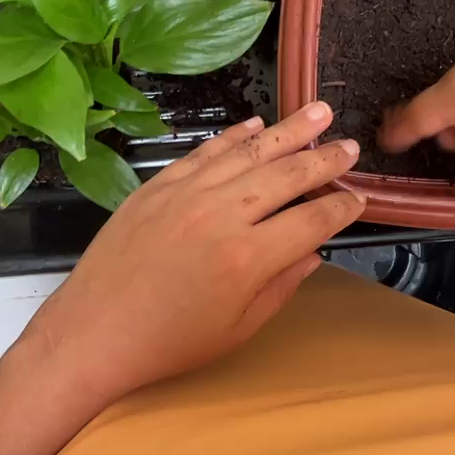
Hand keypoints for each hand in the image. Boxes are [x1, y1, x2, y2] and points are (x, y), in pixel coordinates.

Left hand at [9, 102, 365, 409]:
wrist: (95, 332)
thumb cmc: (169, 343)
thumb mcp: (237, 330)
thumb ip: (280, 287)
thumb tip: (310, 253)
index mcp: (248, 258)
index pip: (312, 221)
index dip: (341, 208)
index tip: (359, 199)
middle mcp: (222, 215)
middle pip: (287, 175)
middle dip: (324, 159)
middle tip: (350, 146)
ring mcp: (187, 193)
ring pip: (249, 152)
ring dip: (288, 131)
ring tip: (319, 112)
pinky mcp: (158, 185)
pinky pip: (205, 152)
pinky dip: (233, 136)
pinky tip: (256, 125)